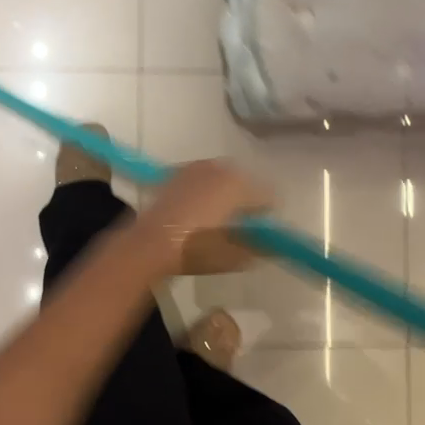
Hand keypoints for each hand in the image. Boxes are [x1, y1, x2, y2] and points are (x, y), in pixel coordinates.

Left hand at [136, 159, 272, 276]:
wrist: (149, 243)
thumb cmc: (194, 249)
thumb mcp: (233, 256)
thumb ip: (259, 248)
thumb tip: (274, 247)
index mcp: (239, 186)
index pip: (268, 194)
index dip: (270, 212)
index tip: (267, 228)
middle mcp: (220, 169)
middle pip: (246, 181)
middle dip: (249, 198)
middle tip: (247, 221)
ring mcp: (197, 167)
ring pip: (224, 175)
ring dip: (229, 190)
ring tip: (224, 213)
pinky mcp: (178, 172)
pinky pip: (203, 176)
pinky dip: (208, 187)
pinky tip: (202, 206)